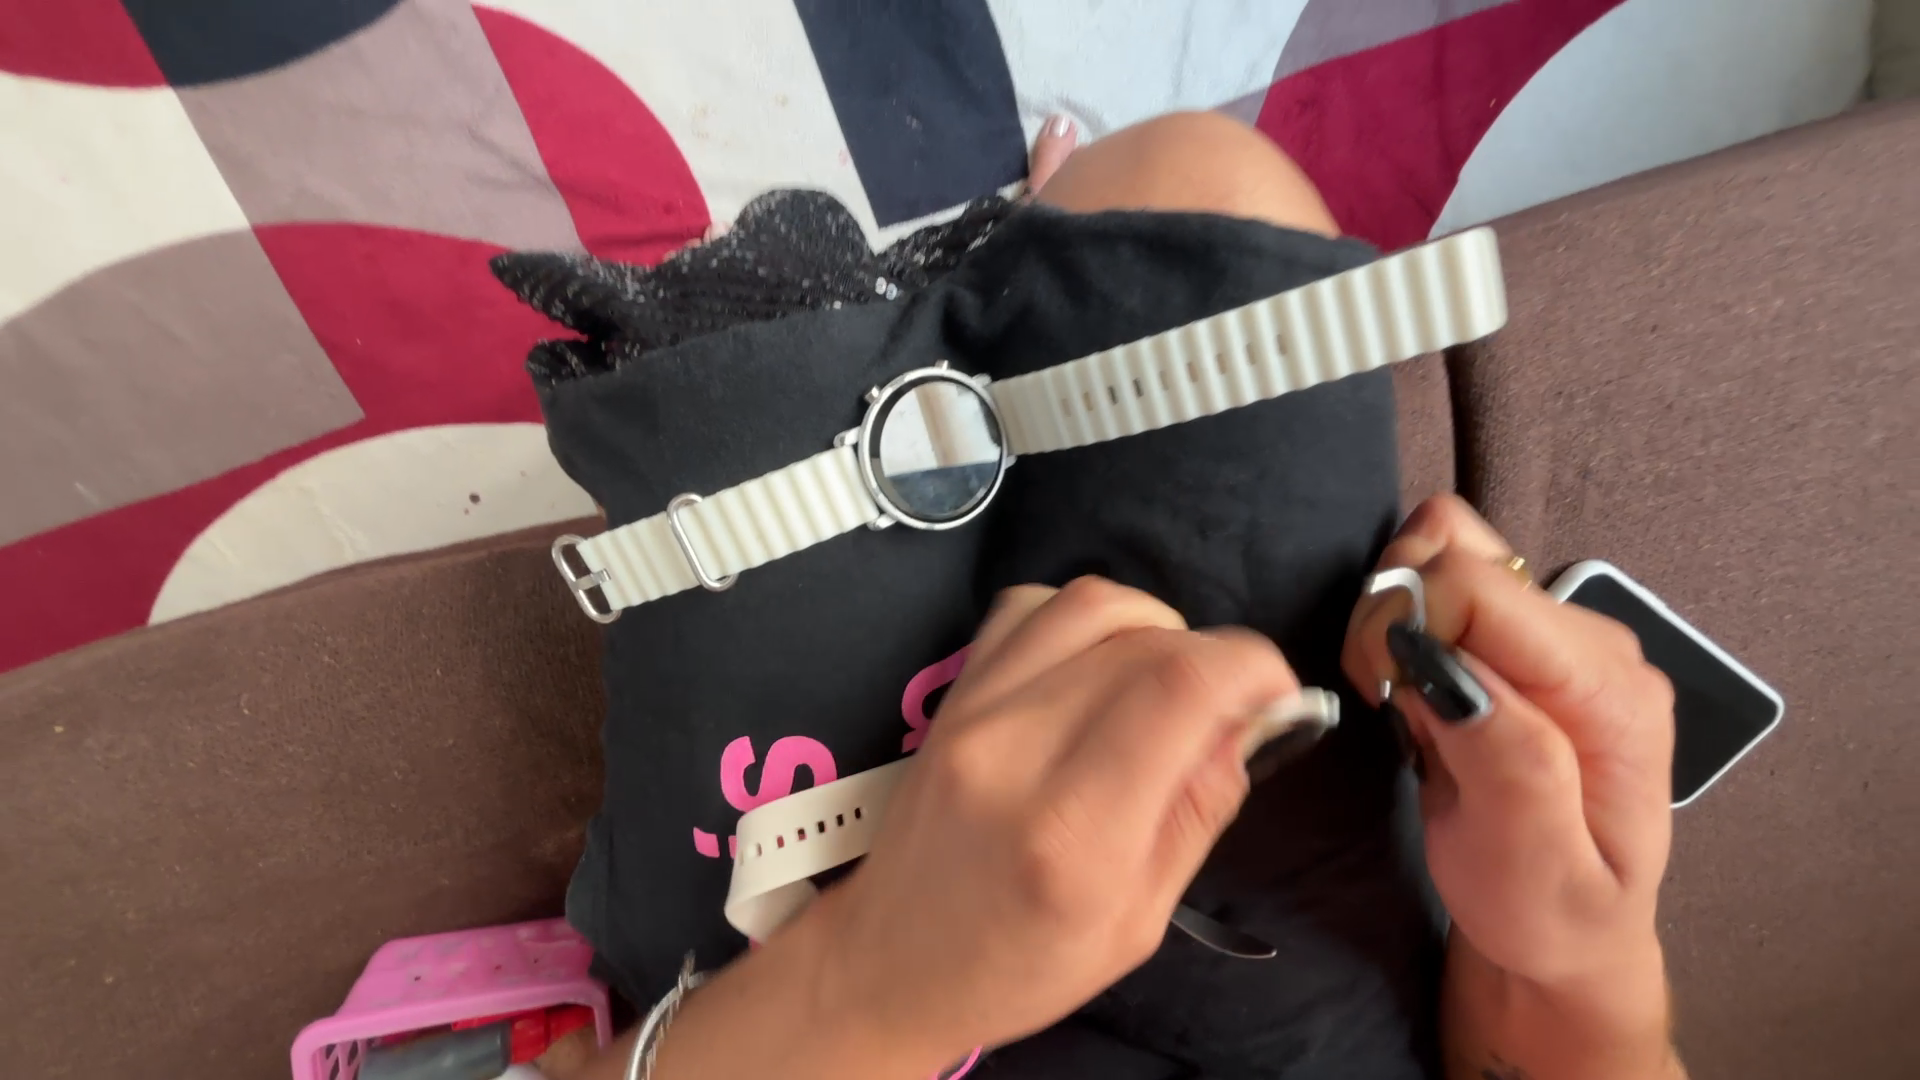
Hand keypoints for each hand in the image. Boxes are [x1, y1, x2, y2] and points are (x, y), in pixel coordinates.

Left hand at [807, 577, 1301, 1065]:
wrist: (893, 955)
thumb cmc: (1020, 962)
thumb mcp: (1139, 920)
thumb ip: (1200, 806)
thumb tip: (1251, 717)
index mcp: (1074, 831)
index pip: (1178, 687)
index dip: (1251, 666)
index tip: (1277, 691)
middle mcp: (1015, 747)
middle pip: (1143, 640)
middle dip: (1213, 654)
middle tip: (1227, 701)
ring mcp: (972, 706)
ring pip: (1088, 602)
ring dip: (1152, 624)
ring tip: (1163, 674)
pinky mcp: (952, 689)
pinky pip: (1027, 605)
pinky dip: (1082, 615)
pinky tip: (1094, 660)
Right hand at [1342, 497, 1675, 993]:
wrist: (1561, 926)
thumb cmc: (1547, 907)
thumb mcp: (1534, 863)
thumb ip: (1509, 759)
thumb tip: (1442, 666)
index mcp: (1606, 689)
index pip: (1475, 586)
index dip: (1403, 624)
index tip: (1385, 695)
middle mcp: (1585, 640)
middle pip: (1454, 546)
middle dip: (1388, 609)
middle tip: (1384, 692)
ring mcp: (1547, 630)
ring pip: (1437, 544)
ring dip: (1387, 608)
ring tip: (1394, 687)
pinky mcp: (1507, 634)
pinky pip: (1430, 576)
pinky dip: (1395, 613)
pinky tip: (1404, 677)